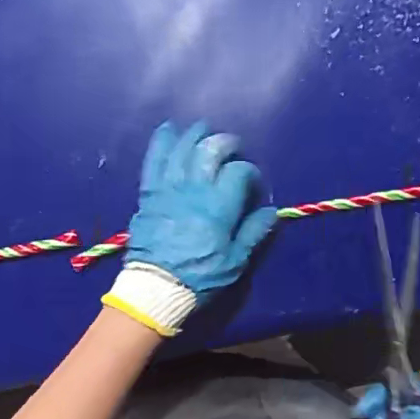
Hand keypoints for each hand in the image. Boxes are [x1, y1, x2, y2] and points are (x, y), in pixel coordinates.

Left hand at [124, 120, 277, 296]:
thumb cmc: (199, 278)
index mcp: (219, 207)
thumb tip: (270, 211)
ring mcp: (169, 188)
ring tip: (206, 132)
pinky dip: (163, 141)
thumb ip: (253, 233)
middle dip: (227, 145)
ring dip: (197, 135)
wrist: (156, 289)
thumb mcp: (235, 263)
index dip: (250, 173)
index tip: (252, 185)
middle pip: (212, 150)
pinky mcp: (149, 193)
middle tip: (233, 152)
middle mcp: (194, 189)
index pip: (239, 172)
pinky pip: (154, 159)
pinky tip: (170, 129)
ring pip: (184, 147)